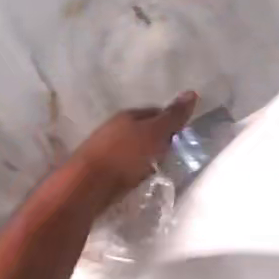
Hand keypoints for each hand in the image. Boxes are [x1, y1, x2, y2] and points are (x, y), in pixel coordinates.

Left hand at [63, 91, 196, 206]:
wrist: (86, 186)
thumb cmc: (125, 156)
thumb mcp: (155, 133)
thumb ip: (174, 116)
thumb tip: (192, 92)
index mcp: (128, 115)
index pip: (157, 112)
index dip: (172, 122)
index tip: (185, 136)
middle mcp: (114, 127)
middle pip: (144, 130)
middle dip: (160, 140)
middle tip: (175, 154)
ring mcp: (104, 148)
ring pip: (134, 148)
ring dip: (147, 156)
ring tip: (160, 169)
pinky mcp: (99, 169)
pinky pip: (125, 165)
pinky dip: (135, 169)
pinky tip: (140, 179)